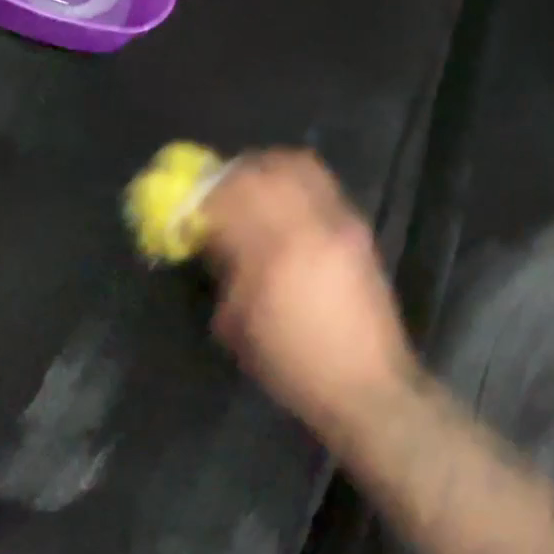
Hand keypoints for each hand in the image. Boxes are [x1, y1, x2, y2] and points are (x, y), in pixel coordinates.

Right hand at [197, 150, 414, 431]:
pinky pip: (319, 185)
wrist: (368, 387)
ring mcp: (340, 223)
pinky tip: (280, 210)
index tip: (185, 214)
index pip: (224, 196)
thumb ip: (221, 269)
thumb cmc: (291, 363)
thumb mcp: (235, 322)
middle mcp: (310, 225)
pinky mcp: (358, 229)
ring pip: (298, 165)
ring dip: (263, 171)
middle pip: (262, 167)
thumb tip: (209, 239)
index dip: (197, 199)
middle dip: (229, 176)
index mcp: (272, 251)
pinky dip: (291, 184)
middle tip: (213, 196)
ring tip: (247, 193)